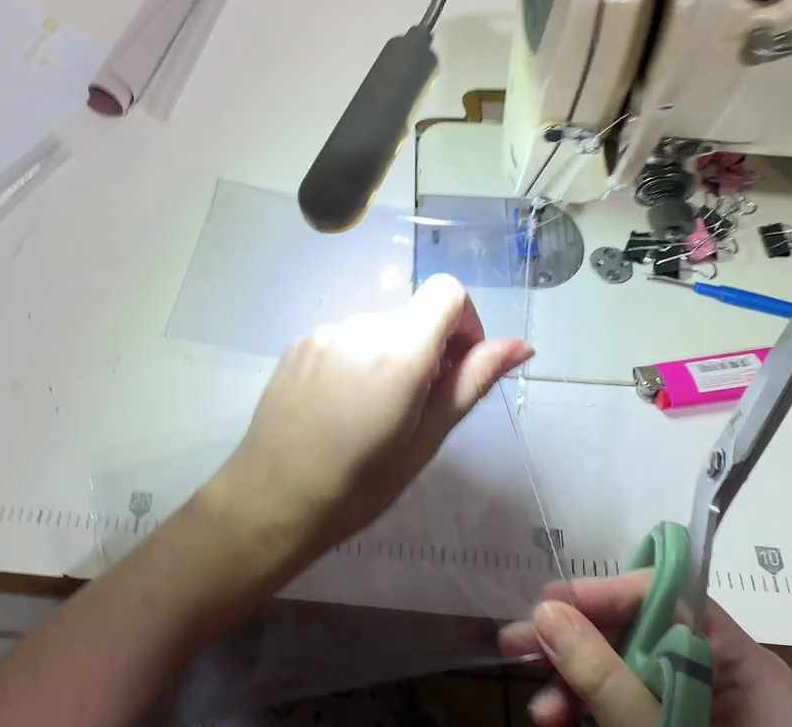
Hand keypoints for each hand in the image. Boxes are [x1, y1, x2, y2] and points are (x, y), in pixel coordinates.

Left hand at [199, 273, 532, 565]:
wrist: (271, 500)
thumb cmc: (359, 485)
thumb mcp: (426, 440)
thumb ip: (471, 381)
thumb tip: (521, 345)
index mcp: (399, 350)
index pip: (447, 291)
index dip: (465, 323)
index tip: (458, 368)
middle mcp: (360, 326)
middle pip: (414, 312)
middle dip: (429, 347)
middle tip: (417, 408)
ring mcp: (324, 332)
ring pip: (380, 325)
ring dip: (393, 353)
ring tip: (375, 412)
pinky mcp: (299, 343)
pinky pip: (346, 336)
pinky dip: (360, 358)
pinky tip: (343, 406)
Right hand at [500, 571, 791, 726]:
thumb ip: (604, 677)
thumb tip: (546, 612)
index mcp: (745, 667)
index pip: (672, 599)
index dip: (608, 594)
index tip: (549, 602)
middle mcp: (722, 673)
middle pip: (637, 630)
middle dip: (574, 641)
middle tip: (516, 641)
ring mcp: (696, 700)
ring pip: (621, 664)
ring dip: (571, 678)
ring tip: (535, 705)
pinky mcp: (670, 721)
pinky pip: (622, 695)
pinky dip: (585, 702)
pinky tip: (552, 717)